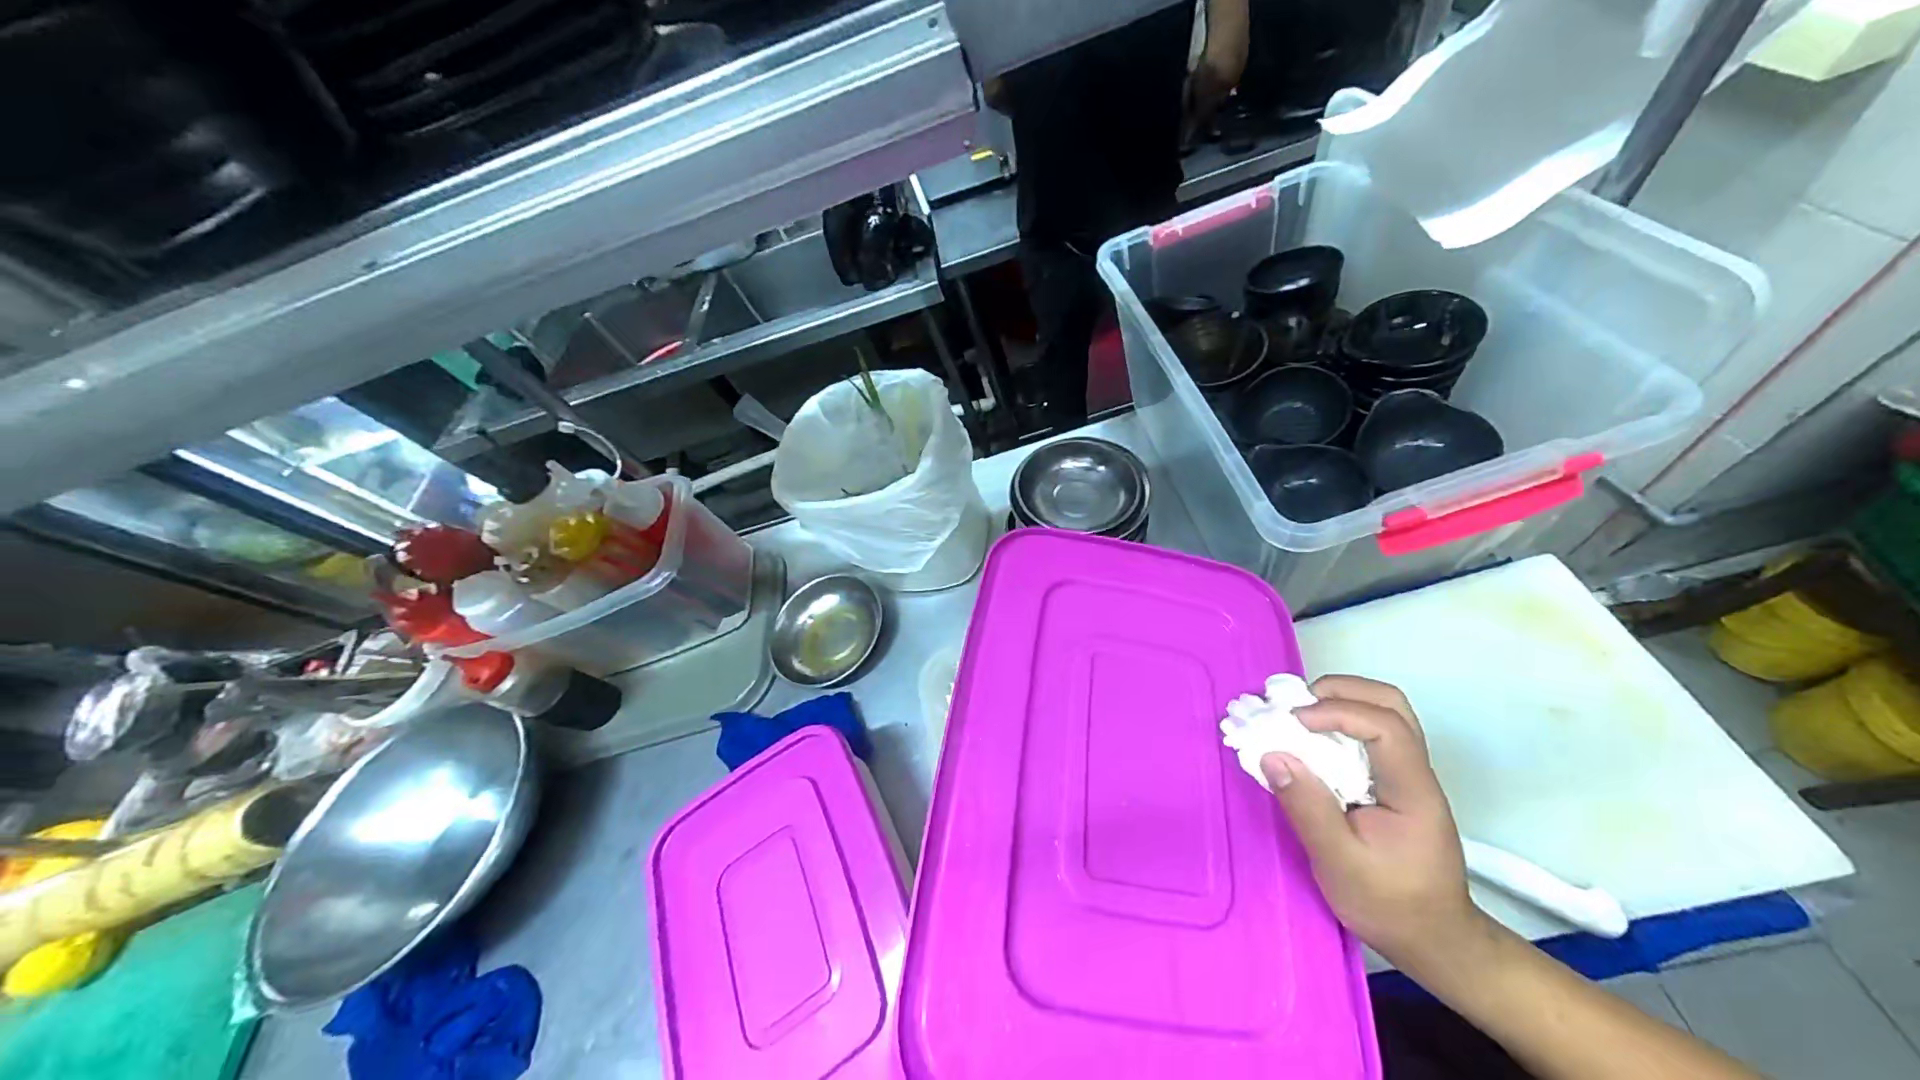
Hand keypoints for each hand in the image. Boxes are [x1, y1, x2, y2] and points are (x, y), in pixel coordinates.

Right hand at [1261, 675, 1488, 973]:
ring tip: (1297, 716)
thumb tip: (1272, 755)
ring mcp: (1406, 774)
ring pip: (1384, 711)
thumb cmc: (1389, 904)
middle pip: (1391, 703)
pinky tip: (1309, 738)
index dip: (1338, 712)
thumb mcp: (1340, 863)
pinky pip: (1370, 732)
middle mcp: (1416, 772)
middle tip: (1295, 706)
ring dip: (1339, 701)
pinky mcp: (1392, 781)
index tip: (1294, 722)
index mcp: (1412, 790)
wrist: (1434, 939)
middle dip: (1340, 690)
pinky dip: (1338, 720)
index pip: (1386, 726)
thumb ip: (1307, 807)